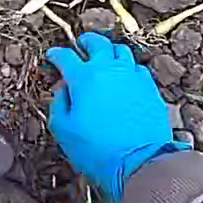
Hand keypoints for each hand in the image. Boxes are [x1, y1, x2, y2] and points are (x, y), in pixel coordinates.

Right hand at [46, 32, 184, 202]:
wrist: (141, 161)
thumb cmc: (99, 149)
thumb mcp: (64, 130)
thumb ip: (58, 103)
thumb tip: (62, 89)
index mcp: (85, 78)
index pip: (66, 57)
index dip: (56, 55)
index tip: (53, 56)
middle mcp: (110, 69)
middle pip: (98, 43)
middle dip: (86, 41)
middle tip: (81, 45)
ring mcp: (133, 75)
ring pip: (121, 51)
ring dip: (110, 51)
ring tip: (105, 58)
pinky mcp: (150, 86)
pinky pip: (137, 68)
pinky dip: (128, 68)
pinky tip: (125, 77)